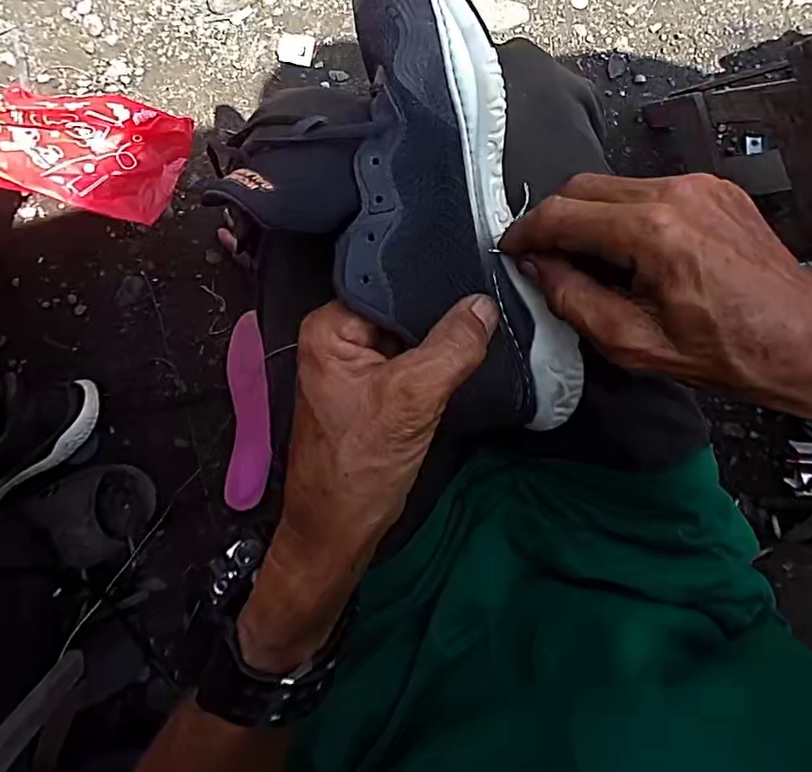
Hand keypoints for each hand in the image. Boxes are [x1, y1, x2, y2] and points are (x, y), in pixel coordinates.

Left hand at [238, 296, 496, 671]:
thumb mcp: (412, 399)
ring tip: (476, 331)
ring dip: (439, 339)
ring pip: (409, 334)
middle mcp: (336, 337)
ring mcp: (355, 363)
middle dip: (438, 312)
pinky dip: (434, 361)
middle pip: (400, 307)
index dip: (430, 282)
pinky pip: (410, 358)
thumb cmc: (358, 469)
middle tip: (482, 307)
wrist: (340, 533)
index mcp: (328, 326)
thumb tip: (483, 305)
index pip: (387, 282)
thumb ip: (451, 348)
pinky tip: (458, 360)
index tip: (471, 277)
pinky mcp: (373, 386)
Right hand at [499, 173, 811, 419]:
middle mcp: (677, 194)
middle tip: (543, 257)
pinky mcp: (712, 190)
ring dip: (587, 217)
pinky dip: (621, 215)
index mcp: (655, 232)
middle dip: (552, 220)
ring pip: (611, 186)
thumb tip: (540, 268)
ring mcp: (699, 186)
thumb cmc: (735, 351)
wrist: (809, 340)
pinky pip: (645, 190)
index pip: (562, 214)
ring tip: (589, 262)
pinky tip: (627, 252)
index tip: (511, 248)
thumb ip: (573, 299)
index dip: (525, 232)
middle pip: (581, 187)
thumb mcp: (635, 343)